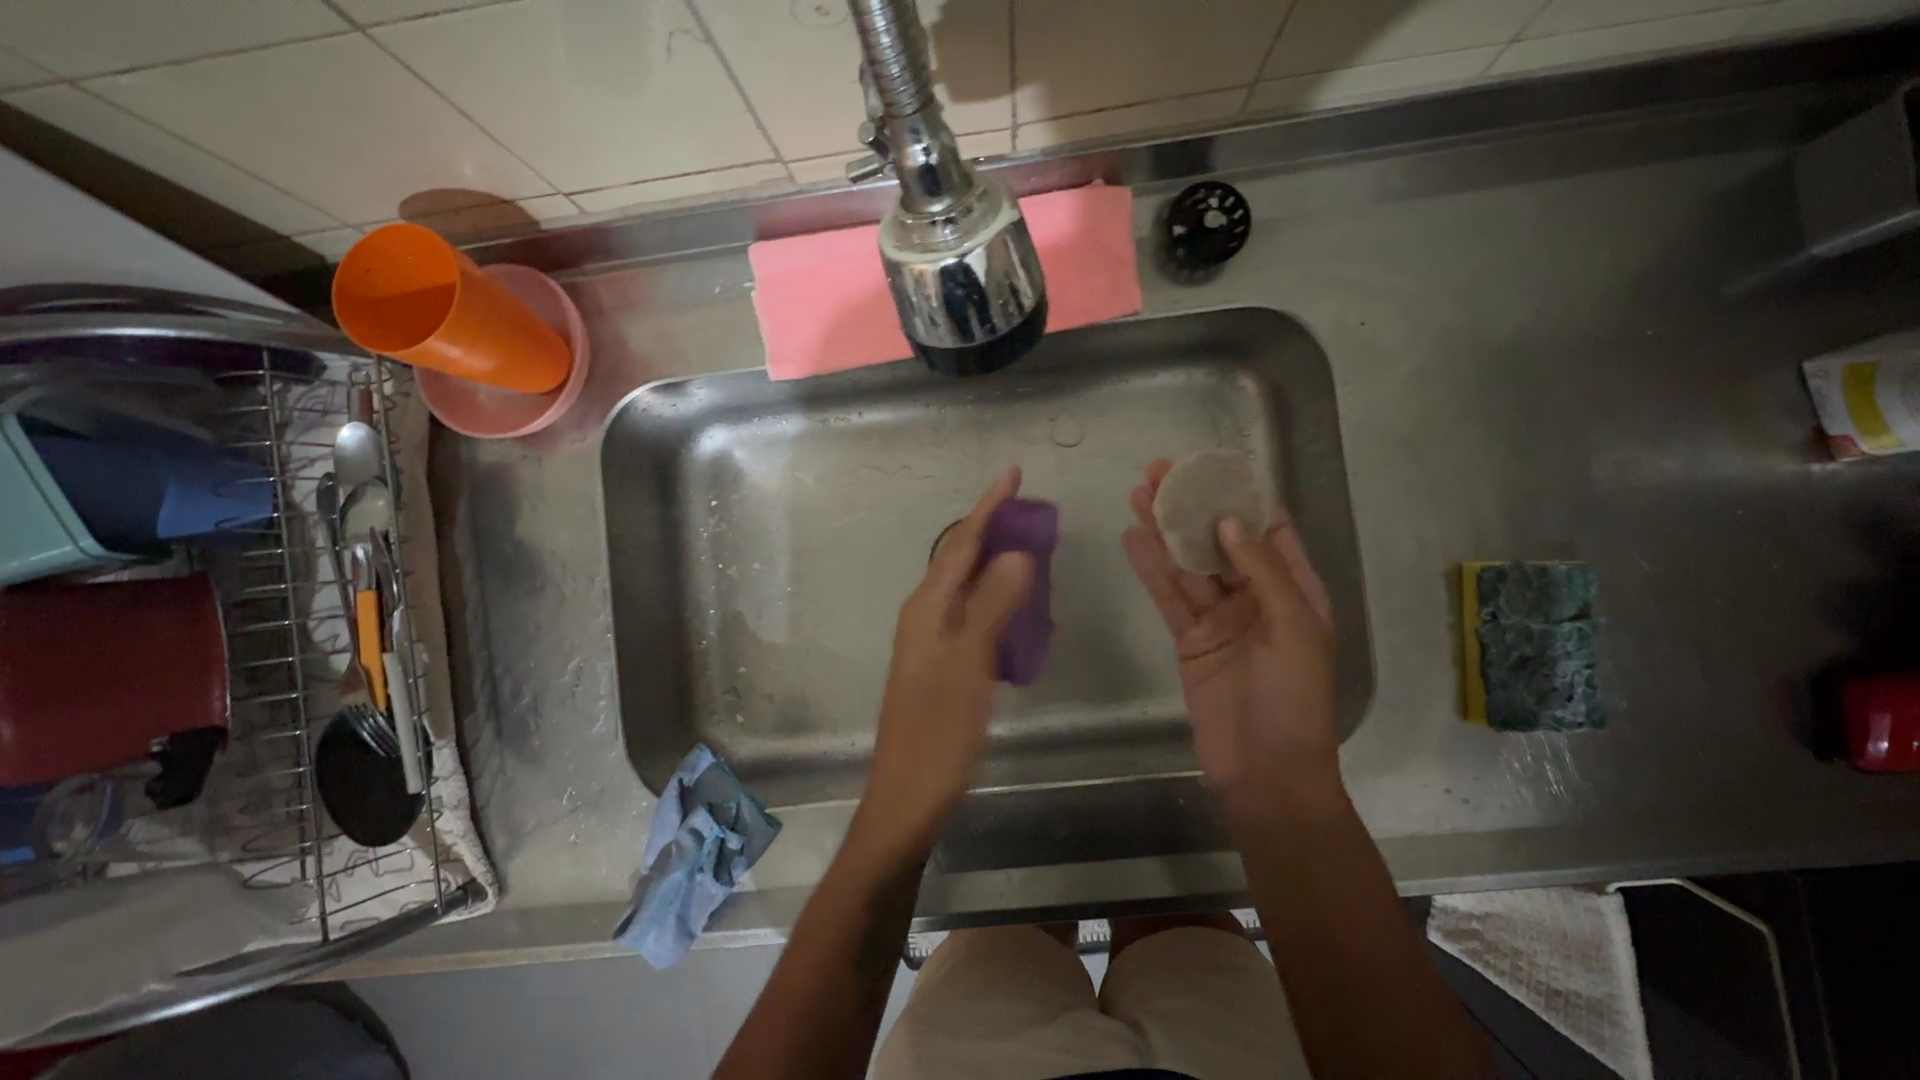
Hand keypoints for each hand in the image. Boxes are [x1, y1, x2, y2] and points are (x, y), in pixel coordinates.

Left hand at [861, 467, 1034, 851]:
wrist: (908, 793)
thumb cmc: (939, 729)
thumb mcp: (971, 663)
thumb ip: (993, 605)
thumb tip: (1017, 553)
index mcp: (927, 607)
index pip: (961, 543)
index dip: (988, 507)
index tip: (1013, 473)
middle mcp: (924, 616)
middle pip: (960, 559)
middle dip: (993, 531)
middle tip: (1033, 513)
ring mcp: (930, 642)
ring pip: (967, 588)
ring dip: (998, 566)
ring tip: (1034, 554)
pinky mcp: (940, 666)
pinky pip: (972, 617)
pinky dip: (998, 603)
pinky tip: (1022, 614)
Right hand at [1122, 460, 1339, 810]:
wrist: (1267, 773)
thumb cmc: (1295, 702)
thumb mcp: (1294, 630)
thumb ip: (1262, 573)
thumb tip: (1230, 521)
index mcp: (1295, 590)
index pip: (1268, 529)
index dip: (1240, 495)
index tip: (1209, 466)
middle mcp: (1257, 597)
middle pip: (1220, 540)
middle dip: (1193, 505)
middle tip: (1159, 470)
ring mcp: (1220, 619)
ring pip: (1189, 564)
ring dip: (1165, 530)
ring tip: (1138, 493)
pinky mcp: (1190, 641)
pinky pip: (1169, 597)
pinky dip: (1151, 568)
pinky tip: (1133, 538)